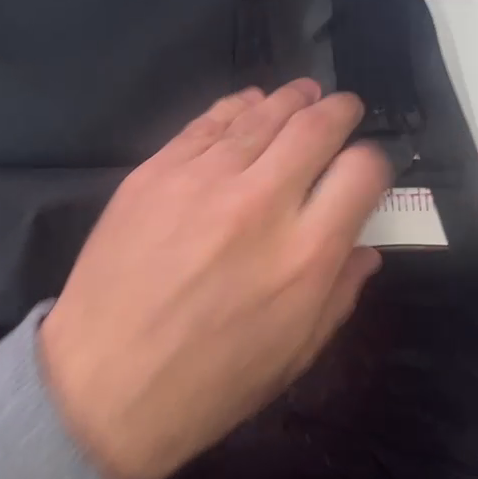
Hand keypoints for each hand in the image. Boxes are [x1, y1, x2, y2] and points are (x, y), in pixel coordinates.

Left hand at [38, 81, 388, 478]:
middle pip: (314, 128)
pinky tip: (251, 101)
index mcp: (305, 256)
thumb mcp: (294, 355)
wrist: (103, 386)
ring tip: (305, 92)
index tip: (366, 166)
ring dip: (291, 99)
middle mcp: (259, 204)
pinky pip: (206, 123)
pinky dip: (237, 105)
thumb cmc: (208, 385)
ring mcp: (202, 180)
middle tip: (345, 106)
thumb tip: (365, 247)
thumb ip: (339, 294)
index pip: (361, 173)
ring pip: (261, 115)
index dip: (374, 161)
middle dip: (339, 111)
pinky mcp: (156, 171)